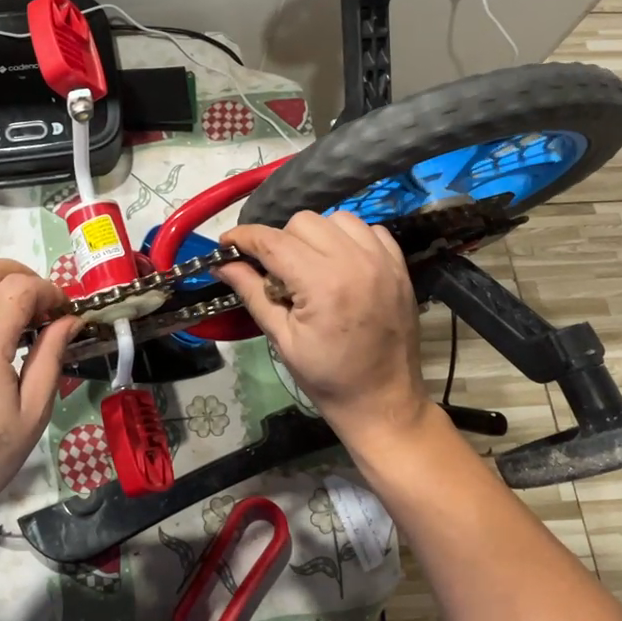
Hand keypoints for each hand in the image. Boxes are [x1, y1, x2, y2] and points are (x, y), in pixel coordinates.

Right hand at [217, 212, 428, 445]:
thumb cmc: (327, 378)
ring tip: (311, 266)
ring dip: (316, 236)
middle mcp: (354, 262)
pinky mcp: (400, 266)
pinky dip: (350, 238)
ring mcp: (382, 261)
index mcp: (322, 284)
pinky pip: (369, 229)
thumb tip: (221, 263)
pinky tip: (342, 264)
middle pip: (303, 222)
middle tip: (277, 274)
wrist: (383, 401)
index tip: (227, 243)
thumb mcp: (281, 339)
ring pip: (336, 218)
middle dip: (281, 241)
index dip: (244, 238)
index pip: (273, 242)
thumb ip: (252, 292)